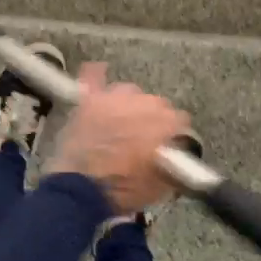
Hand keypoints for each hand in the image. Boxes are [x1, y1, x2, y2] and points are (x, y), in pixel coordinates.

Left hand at [44, 62, 189, 215]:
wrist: (80, 190)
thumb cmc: (122, 190)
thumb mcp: (159, 187)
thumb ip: (174, 166)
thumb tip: (179, 160)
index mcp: (165, 123)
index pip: (180, 120)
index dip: (173, 134)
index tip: (167, 147)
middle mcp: (143, 103)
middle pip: (156, 104)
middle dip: (152, 119)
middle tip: (141, 140)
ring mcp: (114, 98)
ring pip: (129, 92)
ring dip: (129, 104)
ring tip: (120, 122)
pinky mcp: (89, 101)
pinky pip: (94, 77)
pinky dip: (97, 74)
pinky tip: (100, 70)